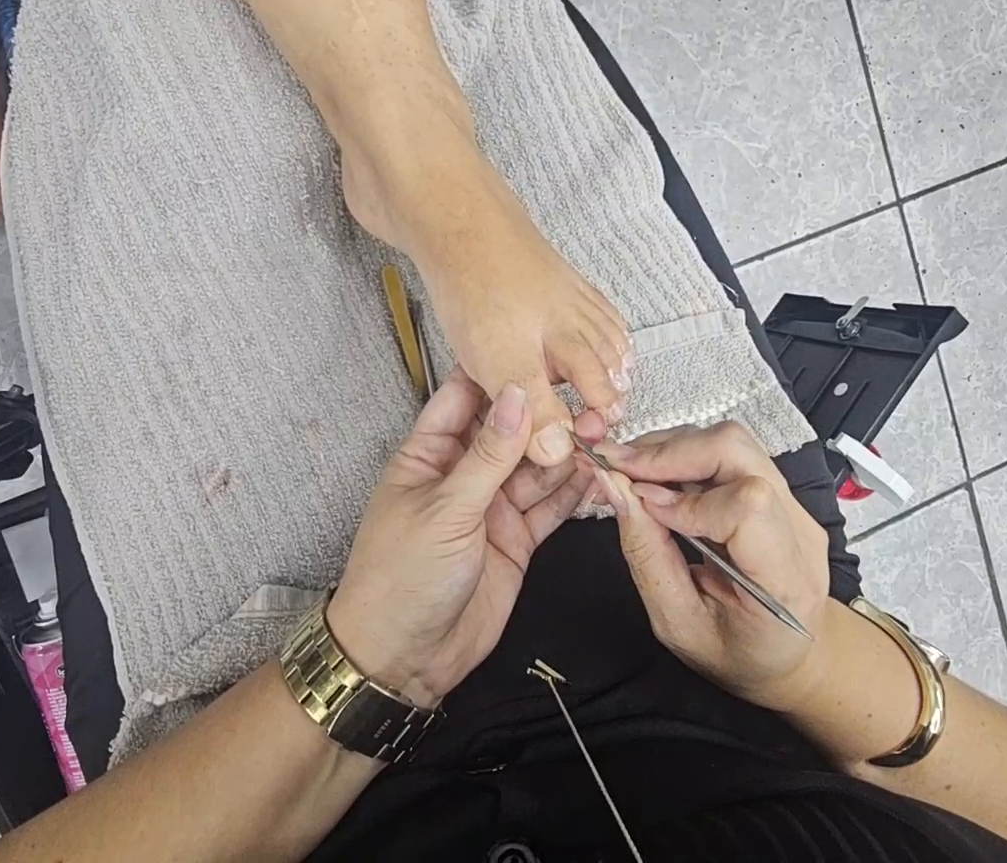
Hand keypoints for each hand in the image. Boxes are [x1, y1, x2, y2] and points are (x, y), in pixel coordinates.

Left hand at [326, 373, 588, 707]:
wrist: (404, 658)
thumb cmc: (403, 574)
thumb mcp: (446, 507)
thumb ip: (487, 454)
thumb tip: (516, 393)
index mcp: (430, 455)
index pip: (465, 398)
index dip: (499, 373)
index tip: (540, 349)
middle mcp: (464, 474)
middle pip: (509, 432)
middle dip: (545, 417)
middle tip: (588, 400)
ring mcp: (493, 506)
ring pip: (536, 468)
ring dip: (565, 453)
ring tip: (603, 434)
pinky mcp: (516, 538)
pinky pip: (549, 507)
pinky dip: (572, 493)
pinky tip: (598, 474)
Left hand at [346, 147, 631, 467]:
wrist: (443, 202)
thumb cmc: (471, 278)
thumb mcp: (502, 360)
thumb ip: (535, 408)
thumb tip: (563, 452)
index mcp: (568, 337)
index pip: (601, 385)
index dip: (601, 414)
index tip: (593, 438)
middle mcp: (569, 310)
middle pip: (605, 351)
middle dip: (609, 384)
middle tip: (606, 411)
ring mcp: (552, 283)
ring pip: (592, 323)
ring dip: (602, 352)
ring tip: (610, 372)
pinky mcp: (527, 265)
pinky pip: (568, 298)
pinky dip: (580, 317)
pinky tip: (566, 317)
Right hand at [597, 423, 833, 710]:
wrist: (793, 653)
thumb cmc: (736, 652)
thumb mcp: (678, 623)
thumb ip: (647, 554)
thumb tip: (614, 485)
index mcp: (785, 578)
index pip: (747, 505)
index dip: (686, 499)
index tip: (642, 506)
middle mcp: (799, 527)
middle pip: (736, 451)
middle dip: (669, 452)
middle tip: (617, 466)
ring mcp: (793, 502)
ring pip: (730, 441)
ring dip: (672, 447)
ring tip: (631, 470)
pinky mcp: (777, 488)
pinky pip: (728, 452)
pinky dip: (682, 454)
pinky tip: (655, 476)